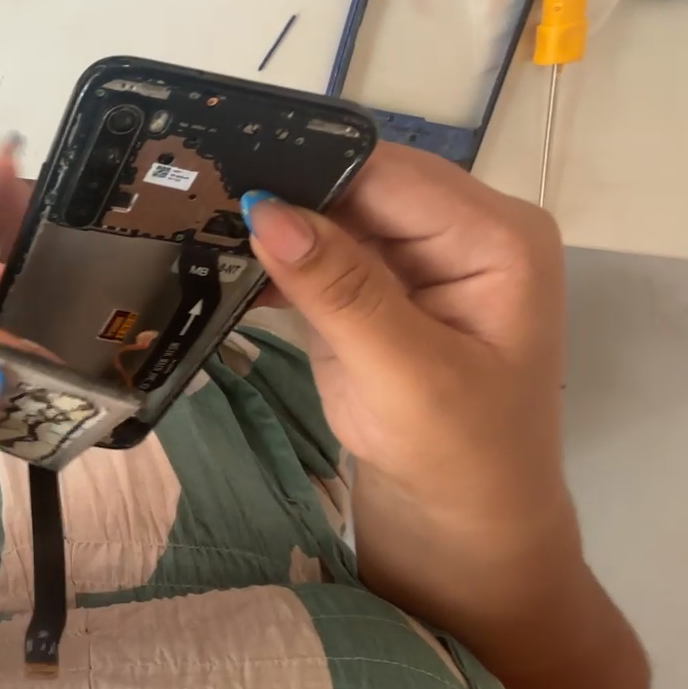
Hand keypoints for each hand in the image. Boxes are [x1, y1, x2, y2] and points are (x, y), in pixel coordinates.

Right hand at [241, 143, 576, 619]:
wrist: (457, 516)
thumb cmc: (458, 453)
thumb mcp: (403, 372)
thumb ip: (340, 288)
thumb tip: (268, 212)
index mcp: (493, 236)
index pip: (387, 175)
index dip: (308, 172)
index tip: (223, 171)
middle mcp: (455, 231)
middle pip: (353, 187)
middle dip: (282, 194)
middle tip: (193, 194)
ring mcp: (410, 259)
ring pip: (324, 216)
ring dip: (268, 227)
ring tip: (196, 222)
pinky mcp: (370, 287)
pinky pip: (312, 254)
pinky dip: (270, 260)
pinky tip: (224, 263)